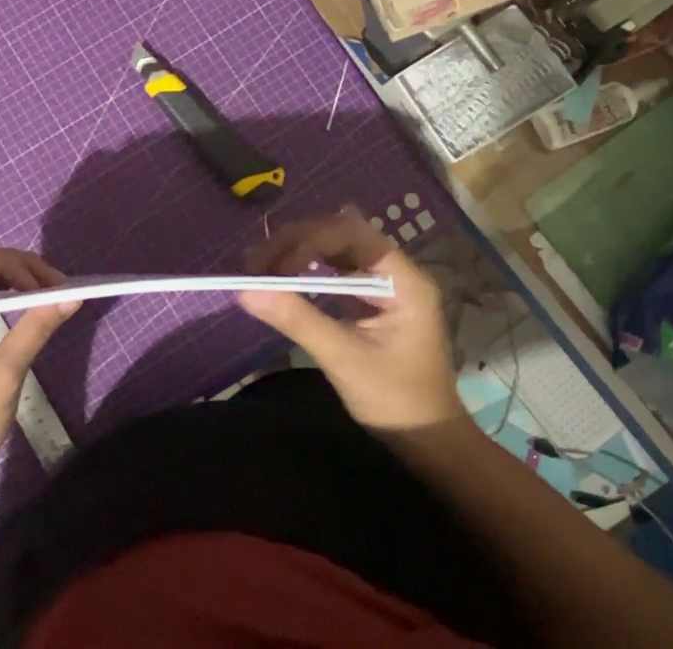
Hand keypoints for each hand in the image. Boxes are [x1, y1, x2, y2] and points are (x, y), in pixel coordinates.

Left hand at [0, 247, 77, 480]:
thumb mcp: (4, 372)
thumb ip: (35, 328)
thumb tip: (71, 296)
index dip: (9, 263)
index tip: (43, 286)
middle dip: (20, 269)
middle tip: (59, 286)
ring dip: (20, 281)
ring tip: (54, 293)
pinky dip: (13, 298)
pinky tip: (35, 305)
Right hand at [237, 209, 463, 432]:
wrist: (427, 439)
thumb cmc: (394, 399)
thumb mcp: (343, 359)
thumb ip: (297, 319)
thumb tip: (245, 290)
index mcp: (404, 279)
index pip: (350, 233)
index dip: (307, 241)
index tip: (272, 267)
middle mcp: (398, 272)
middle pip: (341, 235)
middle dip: (296, 243)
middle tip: (256, 264)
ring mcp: (387, 285)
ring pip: (337, 250)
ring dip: (299, 254)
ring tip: (262, 269)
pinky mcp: (374, 300)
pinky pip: (338, 271)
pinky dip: (308, 272)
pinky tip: (284, 281)